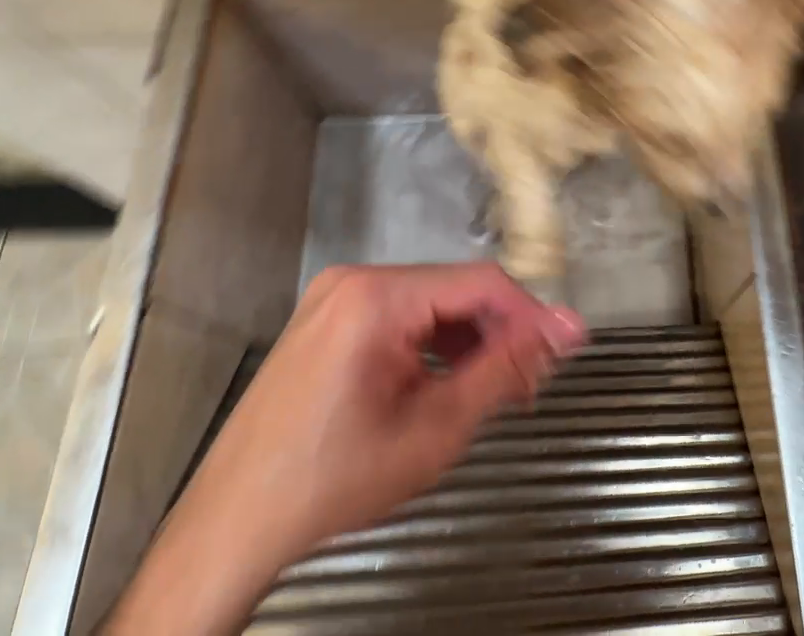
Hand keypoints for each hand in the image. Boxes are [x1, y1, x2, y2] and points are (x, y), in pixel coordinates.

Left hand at [109, 262, 586, 634]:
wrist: (238, 520)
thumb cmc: (325, 481)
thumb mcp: (436, 427)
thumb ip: (507, 370)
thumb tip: (560, 333)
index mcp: (375, 299)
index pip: (482, 283)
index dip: (532, 315)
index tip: (564, 345)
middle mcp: (352, 285)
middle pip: (456, 291)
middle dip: (500, 334)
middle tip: (530, 382)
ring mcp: (334, 301)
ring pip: (431, 305)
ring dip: (470, 343)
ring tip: (494, 392)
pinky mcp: (328, 322)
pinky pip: (401, 319)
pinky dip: (434, 348)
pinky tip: (449, 386)